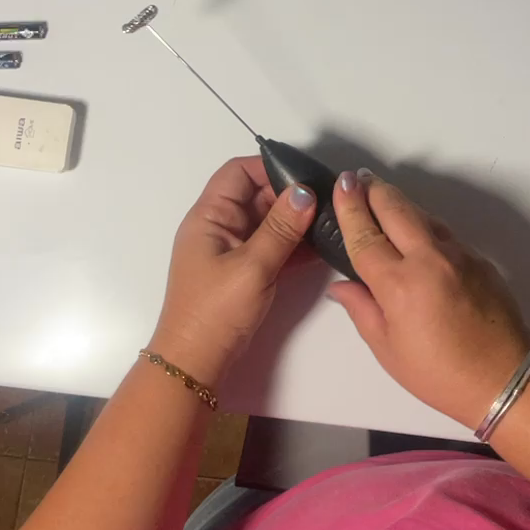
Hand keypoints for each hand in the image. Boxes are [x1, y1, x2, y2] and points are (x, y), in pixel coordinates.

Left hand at [150, 156, 316, 383]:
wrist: (196, 361)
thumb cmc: (215, 310)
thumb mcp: (252, 266)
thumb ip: (281, 228)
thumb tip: (306, 192)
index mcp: (210, 216)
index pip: (239, 173)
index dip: (271, 167)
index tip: (307, 174)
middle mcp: (221, 227)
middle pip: (258, 195)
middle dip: (292, 194)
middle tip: (330, 197)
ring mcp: (234, 250)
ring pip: (270, 222)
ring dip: (298, 220)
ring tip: (333, 218)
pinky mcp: (247, 272)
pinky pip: (274, 247)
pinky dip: (296, 244)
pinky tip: (323, 245)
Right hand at [325, 170, 529, 427]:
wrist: (506, 379)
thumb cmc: (440, 374)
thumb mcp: (388, 350)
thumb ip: (362, 310)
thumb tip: (341, 286)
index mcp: (399, 285)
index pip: (365, 235)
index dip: (349, 207)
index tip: (340, 184)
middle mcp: (429, 260)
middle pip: (396, 209)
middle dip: (374, 190)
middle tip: (357, 178)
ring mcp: (459, 255)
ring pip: (423, 215)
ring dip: (399, 202)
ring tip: (381, 196)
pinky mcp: (480, 259)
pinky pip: (444, 232)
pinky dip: (424, 224)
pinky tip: (415, 230)